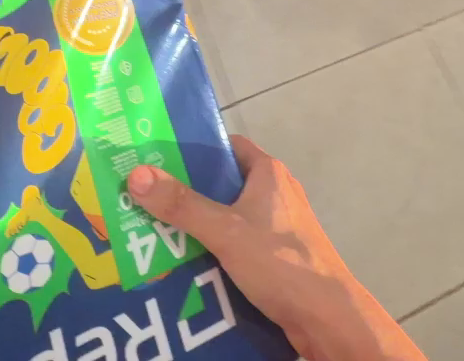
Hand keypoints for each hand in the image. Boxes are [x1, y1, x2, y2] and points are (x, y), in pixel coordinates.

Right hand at [127, 137, 423, 360]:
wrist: (327, 315)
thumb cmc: (279, 260)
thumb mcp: (225, 230)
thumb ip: (182, 205)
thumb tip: (137, 175)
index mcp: (267, 172)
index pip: (227, 147)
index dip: (196, 152)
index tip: (160, 162)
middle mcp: (275, 192)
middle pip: (224, 186)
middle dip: (189, 198)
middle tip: (149, 207)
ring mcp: (279, 227)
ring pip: (231, 221)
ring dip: (200, 231)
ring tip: (159, 241)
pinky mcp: (280, 257)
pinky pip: (241, 248)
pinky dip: (217, 256)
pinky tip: (190, 270)